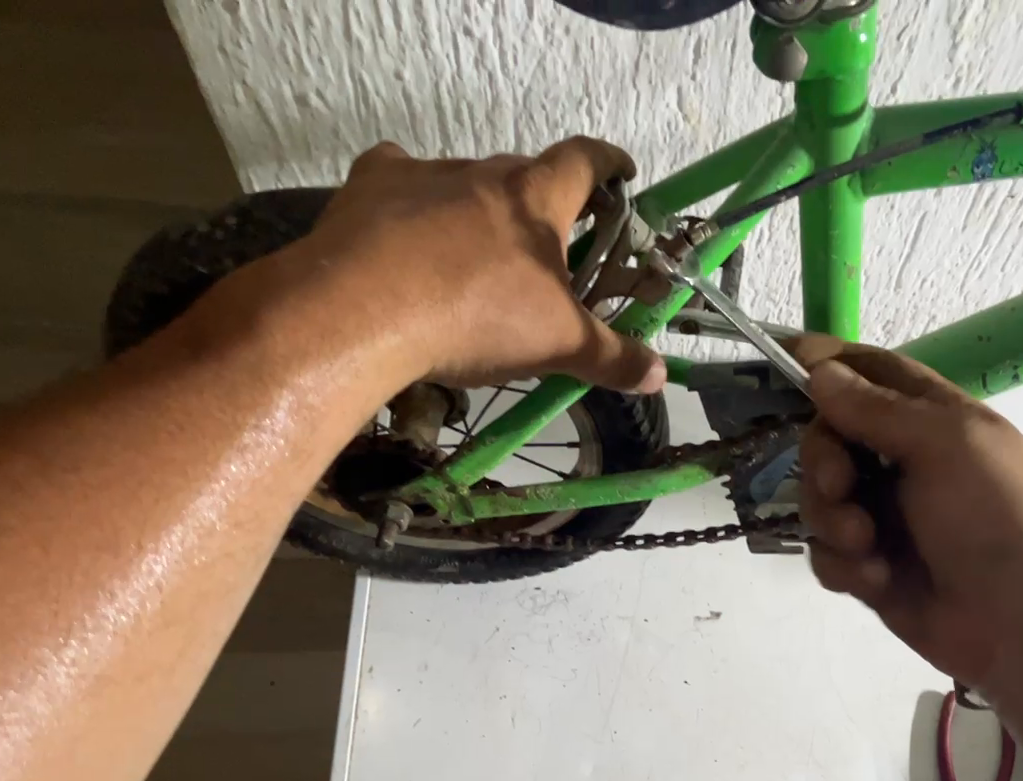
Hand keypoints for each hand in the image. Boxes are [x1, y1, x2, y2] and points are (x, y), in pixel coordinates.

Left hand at [236, 138, 664, 392]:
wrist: (362, 311)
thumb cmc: (477, 317)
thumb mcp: (558, 346)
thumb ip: (612, 358)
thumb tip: (660, 376)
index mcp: (535, 200)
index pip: (585, 161)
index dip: (610, 165)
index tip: (623, 174)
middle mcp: (483, 173)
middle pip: (525, 174)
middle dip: (543, 202)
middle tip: (549, 243)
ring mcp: (423, 175)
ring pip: (465, 180)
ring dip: (480, 208)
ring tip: (478, 254)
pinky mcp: (370, 189)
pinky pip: (400, 180)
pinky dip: (414, 201)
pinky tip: (411, 234)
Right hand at [795, 336, 1022, 685]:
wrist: (1021, 622)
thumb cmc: (996, 518)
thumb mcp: (947, 446)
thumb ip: (877, 409)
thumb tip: (819, 369)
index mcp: (929, 419)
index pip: (869, 373)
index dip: (828, 363)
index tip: (784, 358)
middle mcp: (900, 462)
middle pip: (826, 437)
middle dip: (822, 461)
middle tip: (841, 486)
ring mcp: (881, 516)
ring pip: (817, 499)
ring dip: (833, 520)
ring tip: (868, 546)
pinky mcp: (867, 566)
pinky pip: (824, 552)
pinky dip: (843, 565)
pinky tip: (876, 580)